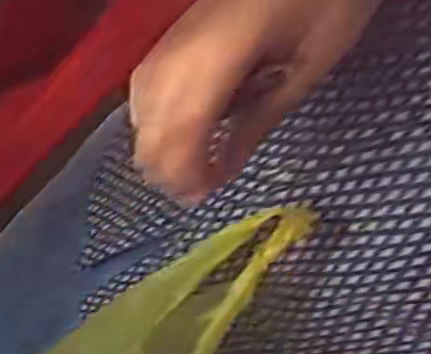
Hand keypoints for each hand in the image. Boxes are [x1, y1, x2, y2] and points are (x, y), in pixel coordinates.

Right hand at [130, 0, 377, 200]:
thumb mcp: (313, 57)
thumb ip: (263, 119)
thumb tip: (224, 172)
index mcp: (204, 71)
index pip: (177, 145)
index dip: (186, 178)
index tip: (204, 197)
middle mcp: (160, 76)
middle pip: (148, 147)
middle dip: (170, 174)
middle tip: (198, 189)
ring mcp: (147, 71)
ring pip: (139, 136)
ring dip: (164, 155)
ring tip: (197, 159)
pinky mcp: (145, 67)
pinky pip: (139, 116)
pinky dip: (159, 134)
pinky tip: (186, 131)